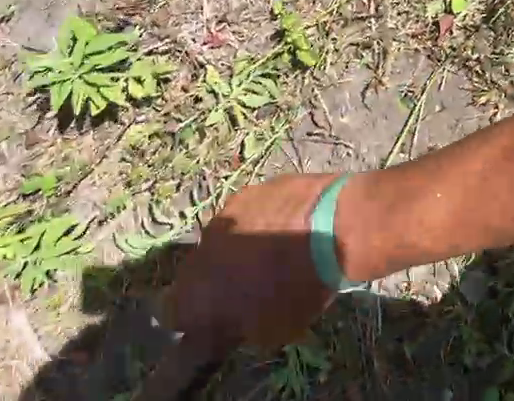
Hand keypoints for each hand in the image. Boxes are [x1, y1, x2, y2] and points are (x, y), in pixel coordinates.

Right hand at [163, 173, 337, 351]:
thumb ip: (239, 325)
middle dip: (220, 274)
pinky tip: (294, 223)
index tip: (219, 316)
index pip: (176, 311)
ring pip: (228, 233)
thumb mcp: (268, 330)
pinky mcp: (260, 185)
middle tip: (251, 281)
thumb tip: (236, 318)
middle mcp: (203, 246)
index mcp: (196, 289)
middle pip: (201, 266)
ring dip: (244, 241)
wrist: (337, 225)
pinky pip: (256, 208)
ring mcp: (232, 209)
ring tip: (277, 248)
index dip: (198, 315)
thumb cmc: (301, 286)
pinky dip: (268, 216)